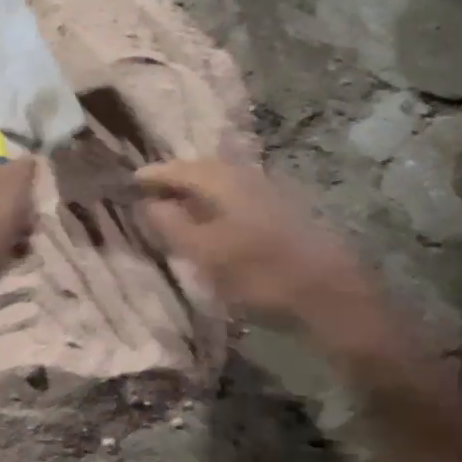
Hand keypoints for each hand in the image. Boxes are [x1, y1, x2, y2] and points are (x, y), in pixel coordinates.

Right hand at [135, 159, 369, 318]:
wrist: (330, 293)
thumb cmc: (261, 274)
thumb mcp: (206, 254)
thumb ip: (172, 225)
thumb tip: (148, 203)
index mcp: (224, 180)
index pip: (180, 168)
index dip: (154, 175)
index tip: (131, 181)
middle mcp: (248, 175)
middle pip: (204, 170)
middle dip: (178, 179)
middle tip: (153, 193)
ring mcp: (272, 190)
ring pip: (225, 183)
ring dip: (200, 192)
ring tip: (181, 210)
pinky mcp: (287, 210)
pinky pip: (240, 197)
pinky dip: (220, 204)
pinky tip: (218, 224)